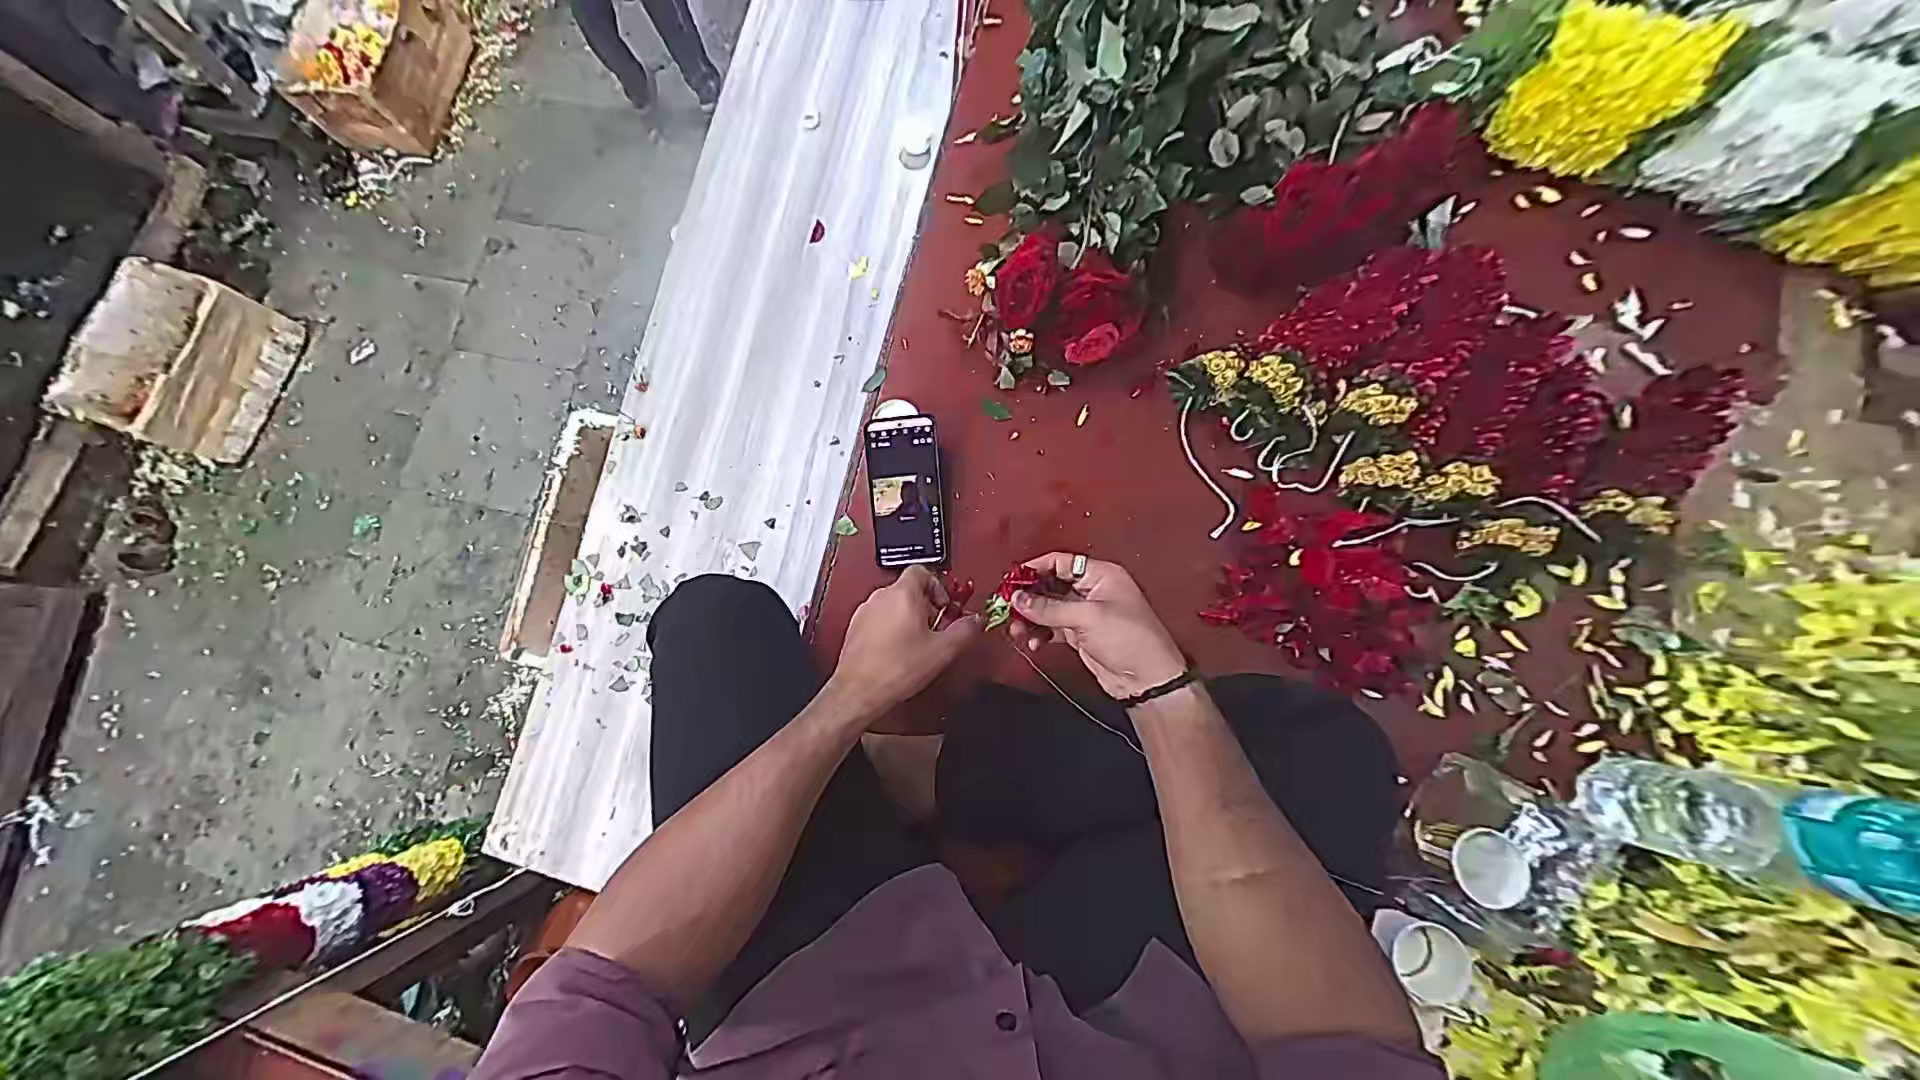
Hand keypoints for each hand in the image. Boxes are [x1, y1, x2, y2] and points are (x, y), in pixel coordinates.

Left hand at [826, 566, 980, 724]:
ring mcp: (866, 611)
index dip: (938, 586)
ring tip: (919, 641)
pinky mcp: (856, 627)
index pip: (922, 571)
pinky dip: (892, 628)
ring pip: (894, 604)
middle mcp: (881, 597)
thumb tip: (975, 621)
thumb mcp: (942, 650)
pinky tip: (900, 650)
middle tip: (937, 626)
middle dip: (927, 605)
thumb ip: (965, 630)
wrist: (860, 690)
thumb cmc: (894, 669)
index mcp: (903, 593)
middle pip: (909, 588)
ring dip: (909, 617)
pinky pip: (880, 618)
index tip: (945, 605)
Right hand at [1008, 554, 1185, 699]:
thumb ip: (1049, 608)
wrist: (1147, 679)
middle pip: (1051, 584)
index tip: (1012, 579)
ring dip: (1031, 617)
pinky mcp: (1080, 634)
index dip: (1036, 568)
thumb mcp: (1087, 617)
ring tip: (1017, 630)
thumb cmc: (1129, 638)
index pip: (1061, 562)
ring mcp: (1085, 613)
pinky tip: (1033, 641)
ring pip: (1048, 608)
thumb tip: (1017, 599)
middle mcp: (1092, 589)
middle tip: (1008, 607)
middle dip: (1029, 596)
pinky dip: (1040, 632)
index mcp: (1101, 575)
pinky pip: (1052, 627)